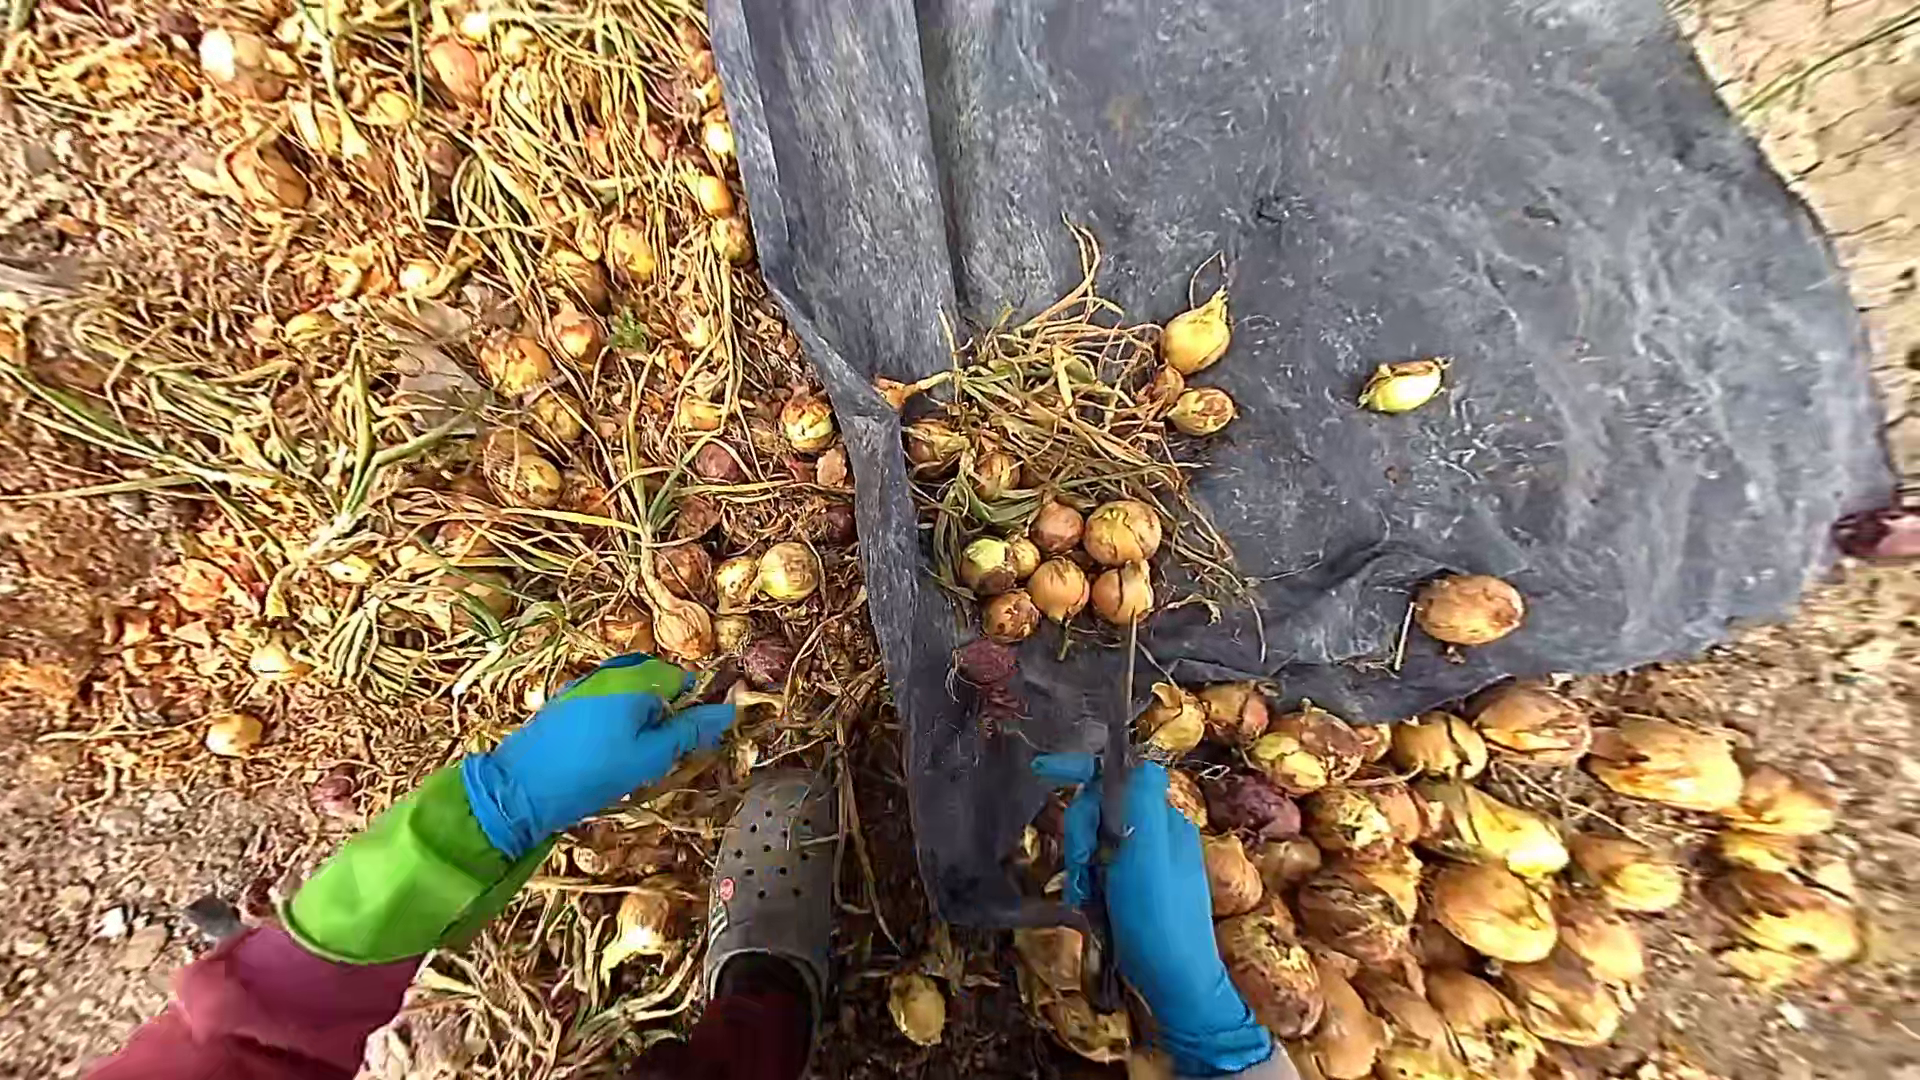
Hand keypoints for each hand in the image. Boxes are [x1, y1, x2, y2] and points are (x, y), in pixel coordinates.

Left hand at [462, 654, 735, 857]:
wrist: (514, 792)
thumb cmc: (592, 771)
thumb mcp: (651, 756)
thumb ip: (691, 730)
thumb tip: (730, 710)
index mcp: (639, 678)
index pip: (687, 682)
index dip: (693, 710)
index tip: (686, 740)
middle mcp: (615, 671)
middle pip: (660, 685)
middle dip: (666, 715)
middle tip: (657, 752)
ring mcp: (587, 683)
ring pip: (633, 695)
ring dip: (640, 720)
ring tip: (629, 756)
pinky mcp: (566, 700)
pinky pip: (607, 701)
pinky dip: (615, 721)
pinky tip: (603, 751)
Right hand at [1034, 754, 1271, 1076]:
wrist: (1176, 987)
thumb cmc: (1159, 916)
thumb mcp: (1149, 852)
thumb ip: (1142, 801)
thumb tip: (1138, 761)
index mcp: (1160, 816)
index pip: (1115, 773)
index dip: (1078, 767)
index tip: (1040, 769)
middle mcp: (1152, 831)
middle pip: (1096, 807)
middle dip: (1080, 835)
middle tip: (1082, 867)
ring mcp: (1142, 859)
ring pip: (1092, 839)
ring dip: (1081, 865)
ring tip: (1086, 895)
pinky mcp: (1131, 885)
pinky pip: (1097, 867)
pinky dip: (1087, 883)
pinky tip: (1090, 904)